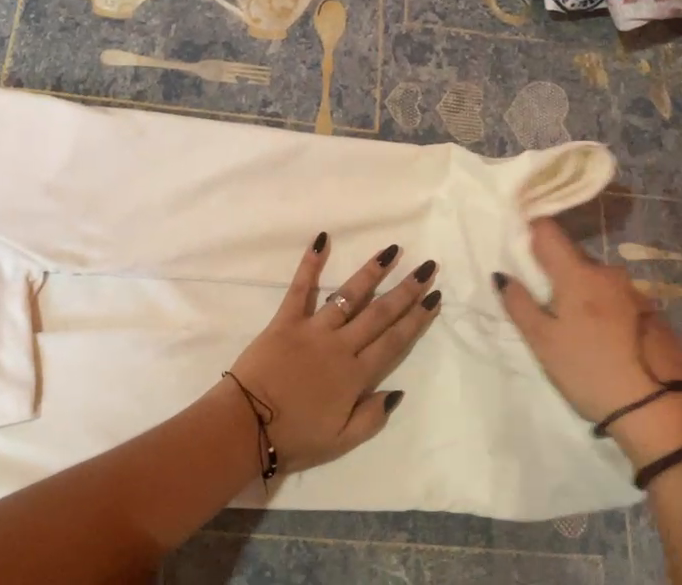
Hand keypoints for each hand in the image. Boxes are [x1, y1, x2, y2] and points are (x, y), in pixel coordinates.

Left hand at [224, 233, 441, 472]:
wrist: (247, 425)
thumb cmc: (294, 437)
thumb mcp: (341, 441)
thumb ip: (371, 417)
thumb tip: (396, 390)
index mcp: (355, 376)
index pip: (394, 341)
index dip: (417, 319)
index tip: (434, 297)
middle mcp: (340, 346)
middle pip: (379, 313)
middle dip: (406, 290)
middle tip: (426, 267)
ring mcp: (313, 329)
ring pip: (348, 295)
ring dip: (371, 272)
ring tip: (391, 251)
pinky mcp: (285, 320)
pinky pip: (300, 288)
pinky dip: (310, 263)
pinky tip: (322, 240)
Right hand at [495, 219, 681, 425]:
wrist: (662, 410)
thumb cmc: (590, 371)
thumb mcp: (543, 342)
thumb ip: (519, 304)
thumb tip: (502, 275)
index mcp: (577, 272)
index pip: (547, 230)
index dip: (528, 233)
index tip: (517, 252)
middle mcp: (607, 272)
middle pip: (571, 254)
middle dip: (553, 269)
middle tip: (539, 299)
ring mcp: (634, 291)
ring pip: (594, 277)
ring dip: (579, 289)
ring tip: (570, 323)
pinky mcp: (652, 313)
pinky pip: (615, 296)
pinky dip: (602, 306)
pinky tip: (600, 336)